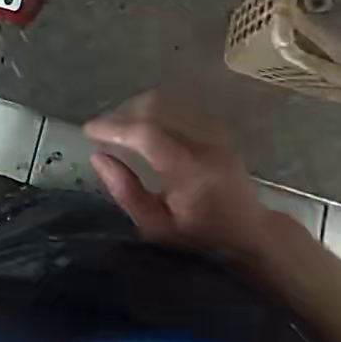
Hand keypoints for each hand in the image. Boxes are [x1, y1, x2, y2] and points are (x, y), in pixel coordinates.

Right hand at [85, 91, 277, 259]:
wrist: (251, 237)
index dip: (113, 127)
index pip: (145, 134)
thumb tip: (98, 157)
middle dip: (123, 113)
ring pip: (170, 101)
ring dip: (139, 108)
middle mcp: (205, 145)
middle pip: (157, 107)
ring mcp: (215, 135)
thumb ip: (125, 191)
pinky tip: (145, 123)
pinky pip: (183, 107)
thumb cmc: (200, 240)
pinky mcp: (219, 132)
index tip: (89, 130)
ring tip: (121, 125)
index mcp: (189, 171)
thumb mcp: (155, 228)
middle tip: (103, 129)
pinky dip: (158, 109)